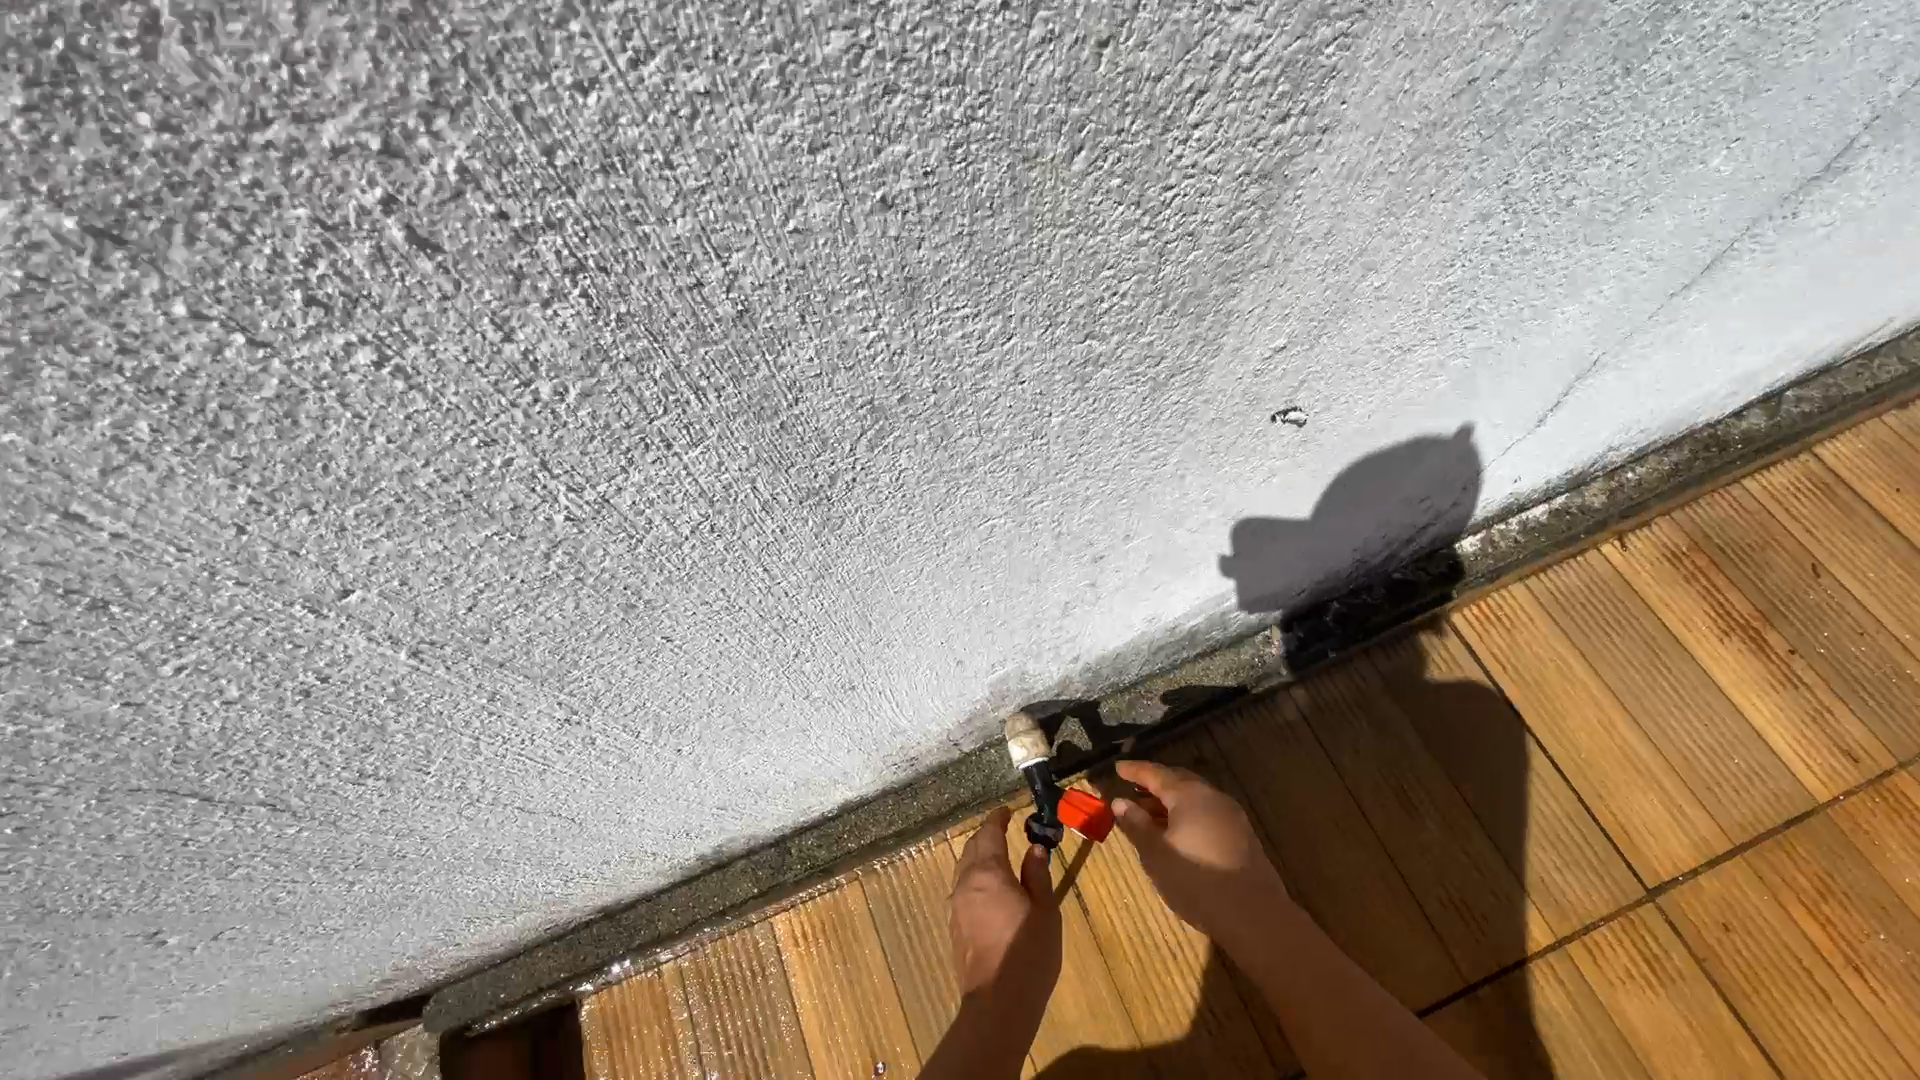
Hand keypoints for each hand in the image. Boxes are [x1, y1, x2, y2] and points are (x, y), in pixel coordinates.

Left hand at [948, 806, 1061, 1001]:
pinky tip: (988, 889)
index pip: (989, 834)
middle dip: (986, 836)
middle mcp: (966, 883)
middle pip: (972, 849)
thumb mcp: (1045, 910)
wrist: (997, 1002)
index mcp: (988, 873)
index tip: (1007, 811)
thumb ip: (1038, 876)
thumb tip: (1034, 849)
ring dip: (978, 857)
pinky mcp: (954, 927)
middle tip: (1003, 830)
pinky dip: (974, 877)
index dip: (997, 820)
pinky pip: (962, 889)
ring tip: (997, 856)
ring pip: (964, 869)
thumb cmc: (1028, 951)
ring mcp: (956, 906)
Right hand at [1112, 759, 1292, 953]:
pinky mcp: (1242, 835)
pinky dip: (1187, 814)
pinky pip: (1207, 812)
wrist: (1253, 915)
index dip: (1135, 771)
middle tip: (1133, 787)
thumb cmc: (1196, 880)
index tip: (1117, 768)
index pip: (1156, 773)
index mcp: (1189, 795)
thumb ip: (1136, 824)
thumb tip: (1119, 802)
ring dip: (1171, 800)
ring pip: (1195, 797)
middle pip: (1179, 780)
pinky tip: (1178, 832)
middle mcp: (1212, 797)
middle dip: (1155, 783)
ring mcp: (1231, 815)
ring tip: (1149, 812)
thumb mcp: (1156, 853)